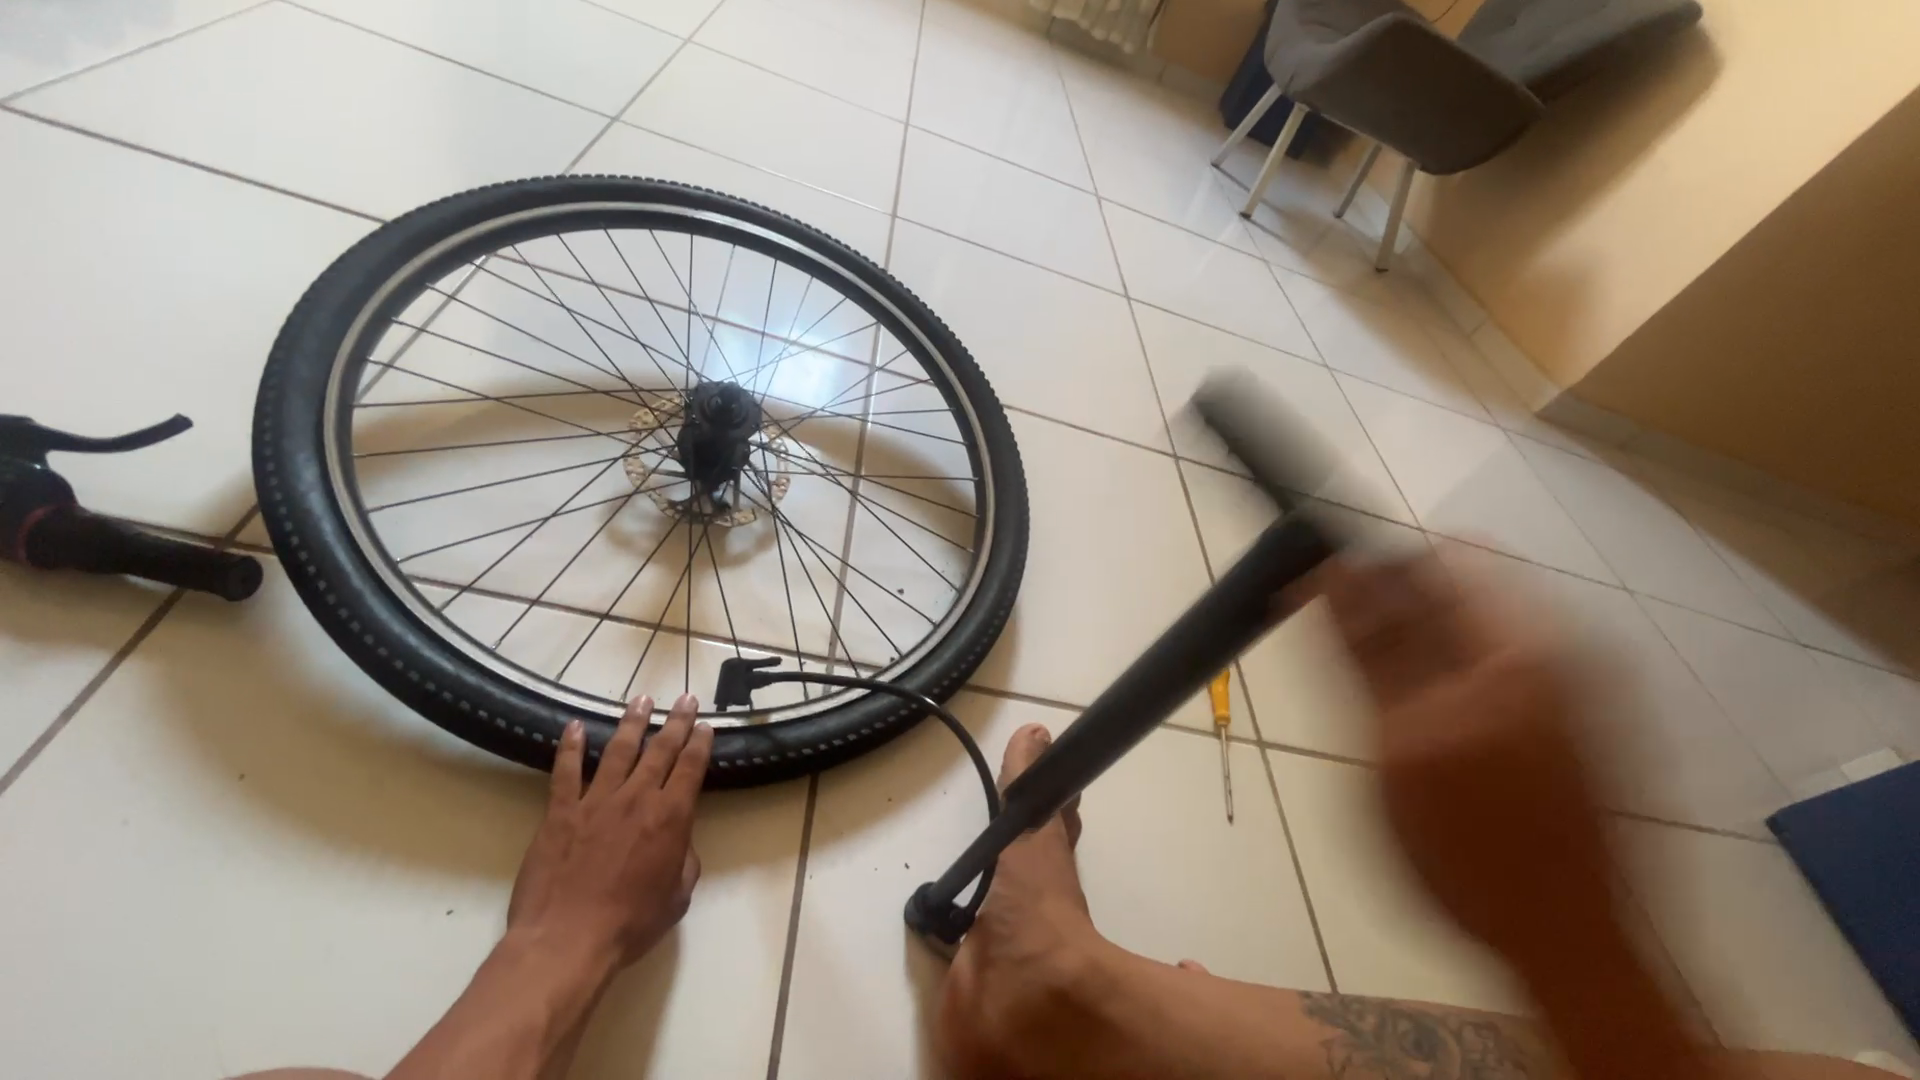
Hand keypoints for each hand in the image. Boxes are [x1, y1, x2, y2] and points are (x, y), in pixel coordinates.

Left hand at [507, 693, 713, 970]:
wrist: (567, 940)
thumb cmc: (630, 923)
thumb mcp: (677, 896)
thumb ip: (685, 861)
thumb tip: (680, 841)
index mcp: (671, 817)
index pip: (691, 768)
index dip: (700, 743)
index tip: (706, 725)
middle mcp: (637, 799)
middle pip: (661, 750)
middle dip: (676, 722)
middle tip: (685, 699)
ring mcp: (596, 802)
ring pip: (618, 751)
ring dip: (632, 723)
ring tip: (640, 700)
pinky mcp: (561, 813)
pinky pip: (566, 772)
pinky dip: (571, 747)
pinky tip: (575, 727)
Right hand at [1315, 557, 1616, 969]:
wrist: (1569, 944)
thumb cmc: (1466, 852)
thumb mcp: (1395, 745)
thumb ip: (1365, 648)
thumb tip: (1331, 568)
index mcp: (1525, 645)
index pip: (1437, 553)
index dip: (1372, 569)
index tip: (1322, 600)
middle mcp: (1571, 647)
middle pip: (1461, 586)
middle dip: (1396, 613)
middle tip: (1351, 665)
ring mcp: (1589, 682)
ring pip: (1478, 625)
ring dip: (1423, 646)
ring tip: (1390, 707)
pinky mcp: (1591, 714)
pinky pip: (1508, 662)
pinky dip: (1459, 676)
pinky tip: (1437, 729)